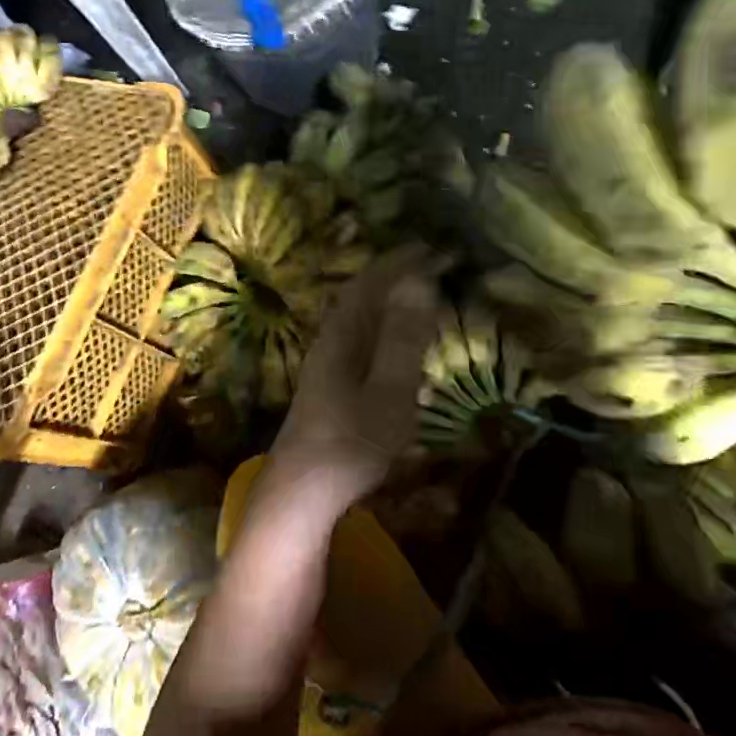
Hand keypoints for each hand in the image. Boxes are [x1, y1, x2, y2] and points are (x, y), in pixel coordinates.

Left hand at [262, 246, 443, 520]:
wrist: (302, 490)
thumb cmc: (352, 442)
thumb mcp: (389, 391)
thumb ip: (403, 337)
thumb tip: (418, 280)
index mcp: (342, 335)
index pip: (371, 282)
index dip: (401, 261)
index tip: (433, 246)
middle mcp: (329, 340)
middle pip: (360, 295)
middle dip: (394, 273)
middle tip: (430, 260)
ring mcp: (325, 363)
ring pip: (356, 315)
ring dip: (386, 297)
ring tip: (415, 289)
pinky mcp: (328, 385)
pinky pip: (357, 336)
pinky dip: (379, 323)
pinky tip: (390, 338)